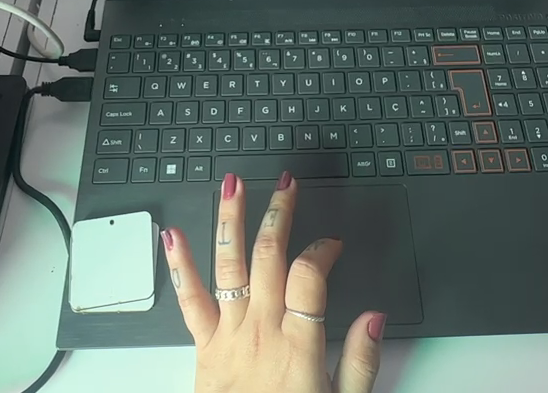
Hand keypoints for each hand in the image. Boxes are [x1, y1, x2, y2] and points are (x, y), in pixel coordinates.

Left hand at [164, 171, 384, 392]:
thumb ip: (360, 362)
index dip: (323, 249)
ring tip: (233, 186)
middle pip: (270, 256)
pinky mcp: (204, 348)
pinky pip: (190, 301)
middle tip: (286, 184)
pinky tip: (172, 235)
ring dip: (231, 220)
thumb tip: (375, 317)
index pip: (311, 276)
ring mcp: (229, 336)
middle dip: (280, 213)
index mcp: (297, 347)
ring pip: (230, 265)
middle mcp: (261, 332)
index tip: (332, 242)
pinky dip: (180, 266)